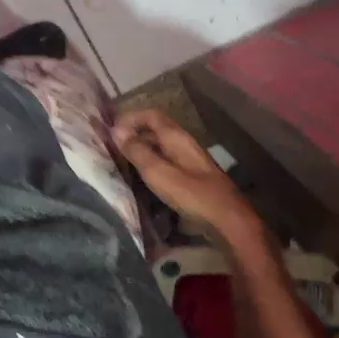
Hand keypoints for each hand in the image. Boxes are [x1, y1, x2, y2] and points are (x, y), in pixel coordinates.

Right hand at [112, 108, 258, 237]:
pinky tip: (140, 180)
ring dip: (140, 152)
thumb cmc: (192, 195)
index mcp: (177, 138)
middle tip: (110, 149)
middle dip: (132, 135)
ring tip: (120, 164)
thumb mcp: (158, 172)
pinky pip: (165, 164)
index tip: (110, 131)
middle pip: (155, 131)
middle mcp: (184, 145)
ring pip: (160, 148)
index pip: (151, 115)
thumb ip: (136, 151)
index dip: (130, 118)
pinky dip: (149, 166)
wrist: (228, 222)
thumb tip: (116, 131)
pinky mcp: (191, 179)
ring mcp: (189, 162)